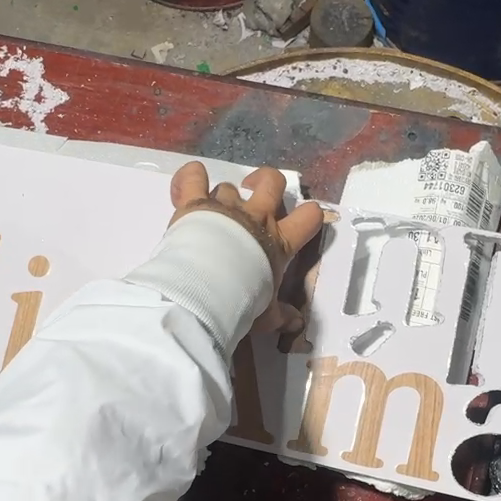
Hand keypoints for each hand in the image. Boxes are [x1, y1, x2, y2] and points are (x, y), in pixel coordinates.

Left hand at [168, 162, 323, 333]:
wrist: (207, 290)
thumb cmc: (243, 302)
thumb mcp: (266, 315)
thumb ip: (281, 316)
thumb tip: (296, 324)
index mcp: (279, 242)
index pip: (310, 217)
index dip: (309, 216)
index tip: (300, 222)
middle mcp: (257, 217)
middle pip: (273, 182)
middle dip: (268, 184)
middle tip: (258, 197)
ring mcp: (226, 206)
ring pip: (230, 185)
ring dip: (224, 196)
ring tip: (215, 211)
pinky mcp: (195, 203)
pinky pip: (192, 178)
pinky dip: (190, 176)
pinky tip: (192, 179)